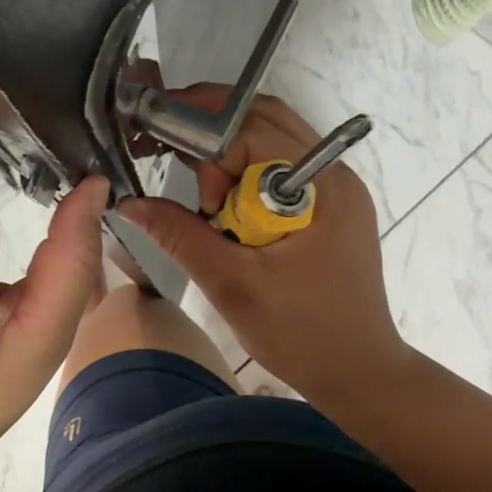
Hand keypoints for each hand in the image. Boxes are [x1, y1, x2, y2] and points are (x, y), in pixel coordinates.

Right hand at [118, 85, 413, 411]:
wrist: (362, 376)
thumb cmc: (302, 335)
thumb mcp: (232, 286)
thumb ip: (180, 236)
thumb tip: (129, 202)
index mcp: (321, 188)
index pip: (252, 131)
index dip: (206, 145)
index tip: (180, 179)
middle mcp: (333, 172)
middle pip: (262, 116)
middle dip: (207, 122)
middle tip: (162, 141)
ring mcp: (334, 184)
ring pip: (269, 130)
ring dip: (224, 140)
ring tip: (188, 169)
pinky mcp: (327, 199)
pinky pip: (278, 156)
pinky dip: (242, 159)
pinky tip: (218, 190)